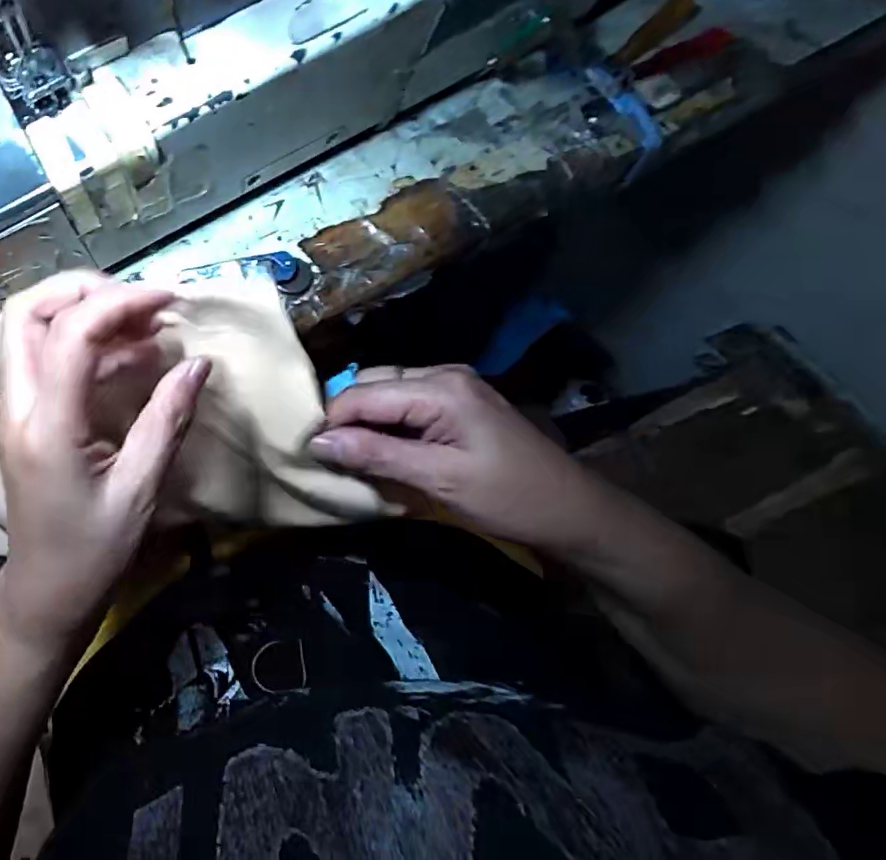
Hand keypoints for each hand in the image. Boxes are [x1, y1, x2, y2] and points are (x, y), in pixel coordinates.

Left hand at [0, 272, 209, 652]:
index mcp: (46, 426)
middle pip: (28, 311)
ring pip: (34, 327)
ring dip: (90, 312)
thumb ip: (167, 420)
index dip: (120, 303)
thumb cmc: (92, 551)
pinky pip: (51, 356)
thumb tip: (198, 364)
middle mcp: (19, 406)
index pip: (70, 334)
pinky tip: (136, 356)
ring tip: (150, 325)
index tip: (169, 300)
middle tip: (143, 303)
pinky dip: (91, 342)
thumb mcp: (139, 490)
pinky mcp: (29, 413)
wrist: (45, 592)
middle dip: (86, 290)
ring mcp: (18, 407)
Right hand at [309, 365, 623, 557]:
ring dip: (368, 419)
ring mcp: (455, 384)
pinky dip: (390, 421)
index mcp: (441, 388)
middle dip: (348, 416)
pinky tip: (387, 448)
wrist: (574, 511)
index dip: (332, 422)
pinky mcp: (461, 400)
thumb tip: (319, 442)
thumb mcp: (438, 479)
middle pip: (373, 382)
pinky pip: (408, 400)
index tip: (311, 454)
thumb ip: (377, 455)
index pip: (364, 394)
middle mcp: (445, 374)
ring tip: (355, 455)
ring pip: (388, 389)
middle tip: (334, 456)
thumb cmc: (508, 498)